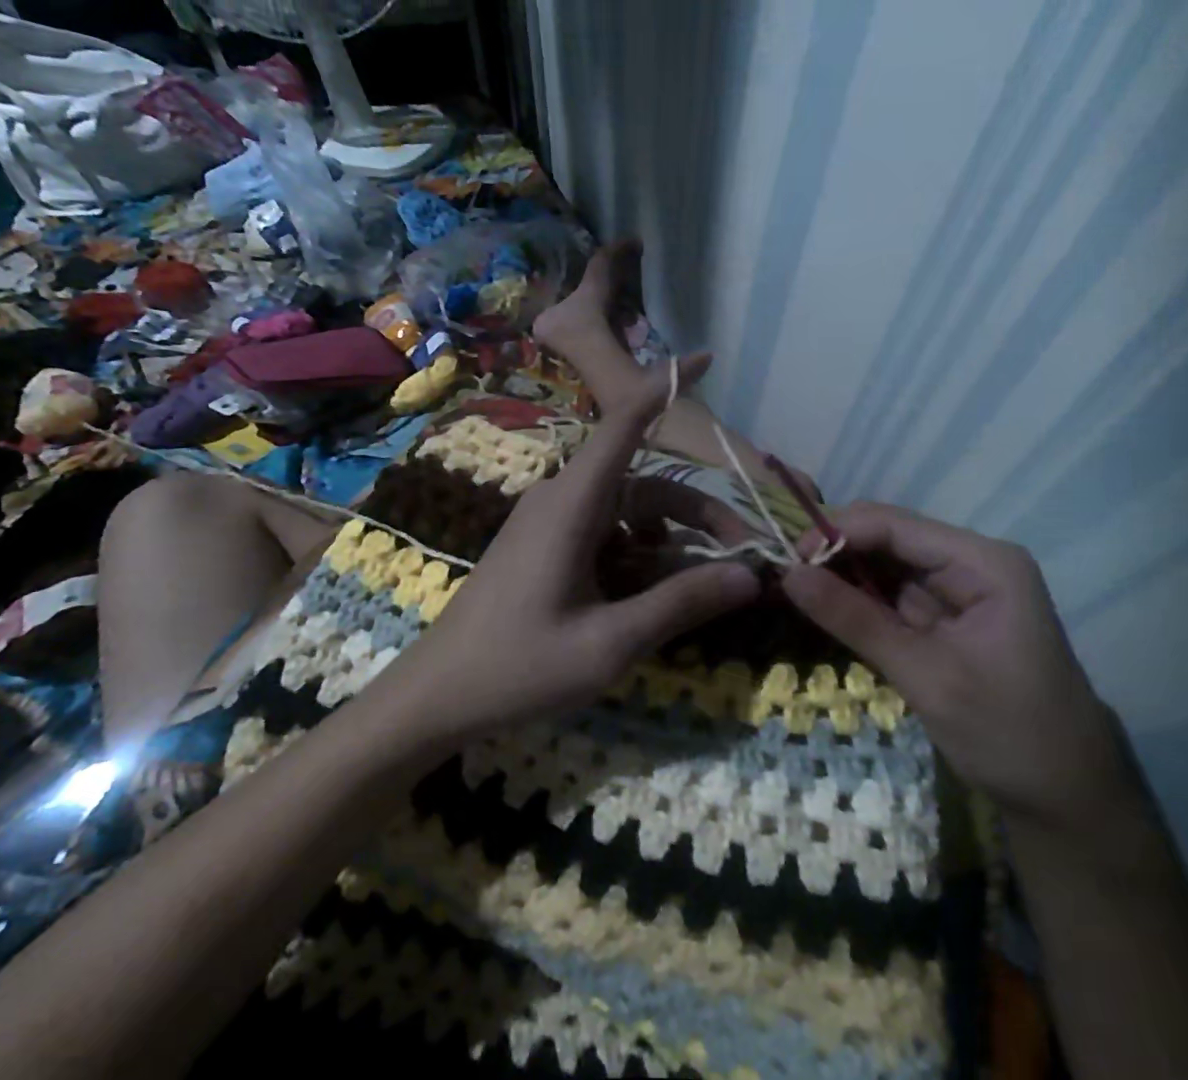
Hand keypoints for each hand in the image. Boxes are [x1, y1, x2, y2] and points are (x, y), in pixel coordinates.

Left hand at [390, 391, 761, 741]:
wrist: (436, 700)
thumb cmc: (519, 667)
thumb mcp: (611, 642)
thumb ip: (682, 602)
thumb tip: (751, 575)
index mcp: (572, 507)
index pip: (625, 425)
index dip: (666, 386)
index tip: (708, 358)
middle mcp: (564, 503)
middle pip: (649, 485)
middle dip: (702, 513)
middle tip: (744, 554)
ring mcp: (554, 527)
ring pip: (634, 514)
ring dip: (677, 540)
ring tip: (708, 583)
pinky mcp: (551, 551)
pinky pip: (613, 538)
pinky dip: (647, 556)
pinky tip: (659, 594)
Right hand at [782, 503, 1135, 830]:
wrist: (1063, 793)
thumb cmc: (1005, 731)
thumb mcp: (926, 674)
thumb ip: (857, 620)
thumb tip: (789, 574)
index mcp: (985, 563)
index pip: (899, 526)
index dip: (838, 532)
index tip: (784, 555)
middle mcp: (975, 566)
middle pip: (894, 543)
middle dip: (837, 554)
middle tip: (778, 574)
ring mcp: (963, 596)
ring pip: (891, 573)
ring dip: (845, 580)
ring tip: (790, 587)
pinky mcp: (951, 625)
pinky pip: (898, 604)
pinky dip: (863, 608)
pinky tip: (825, 608)